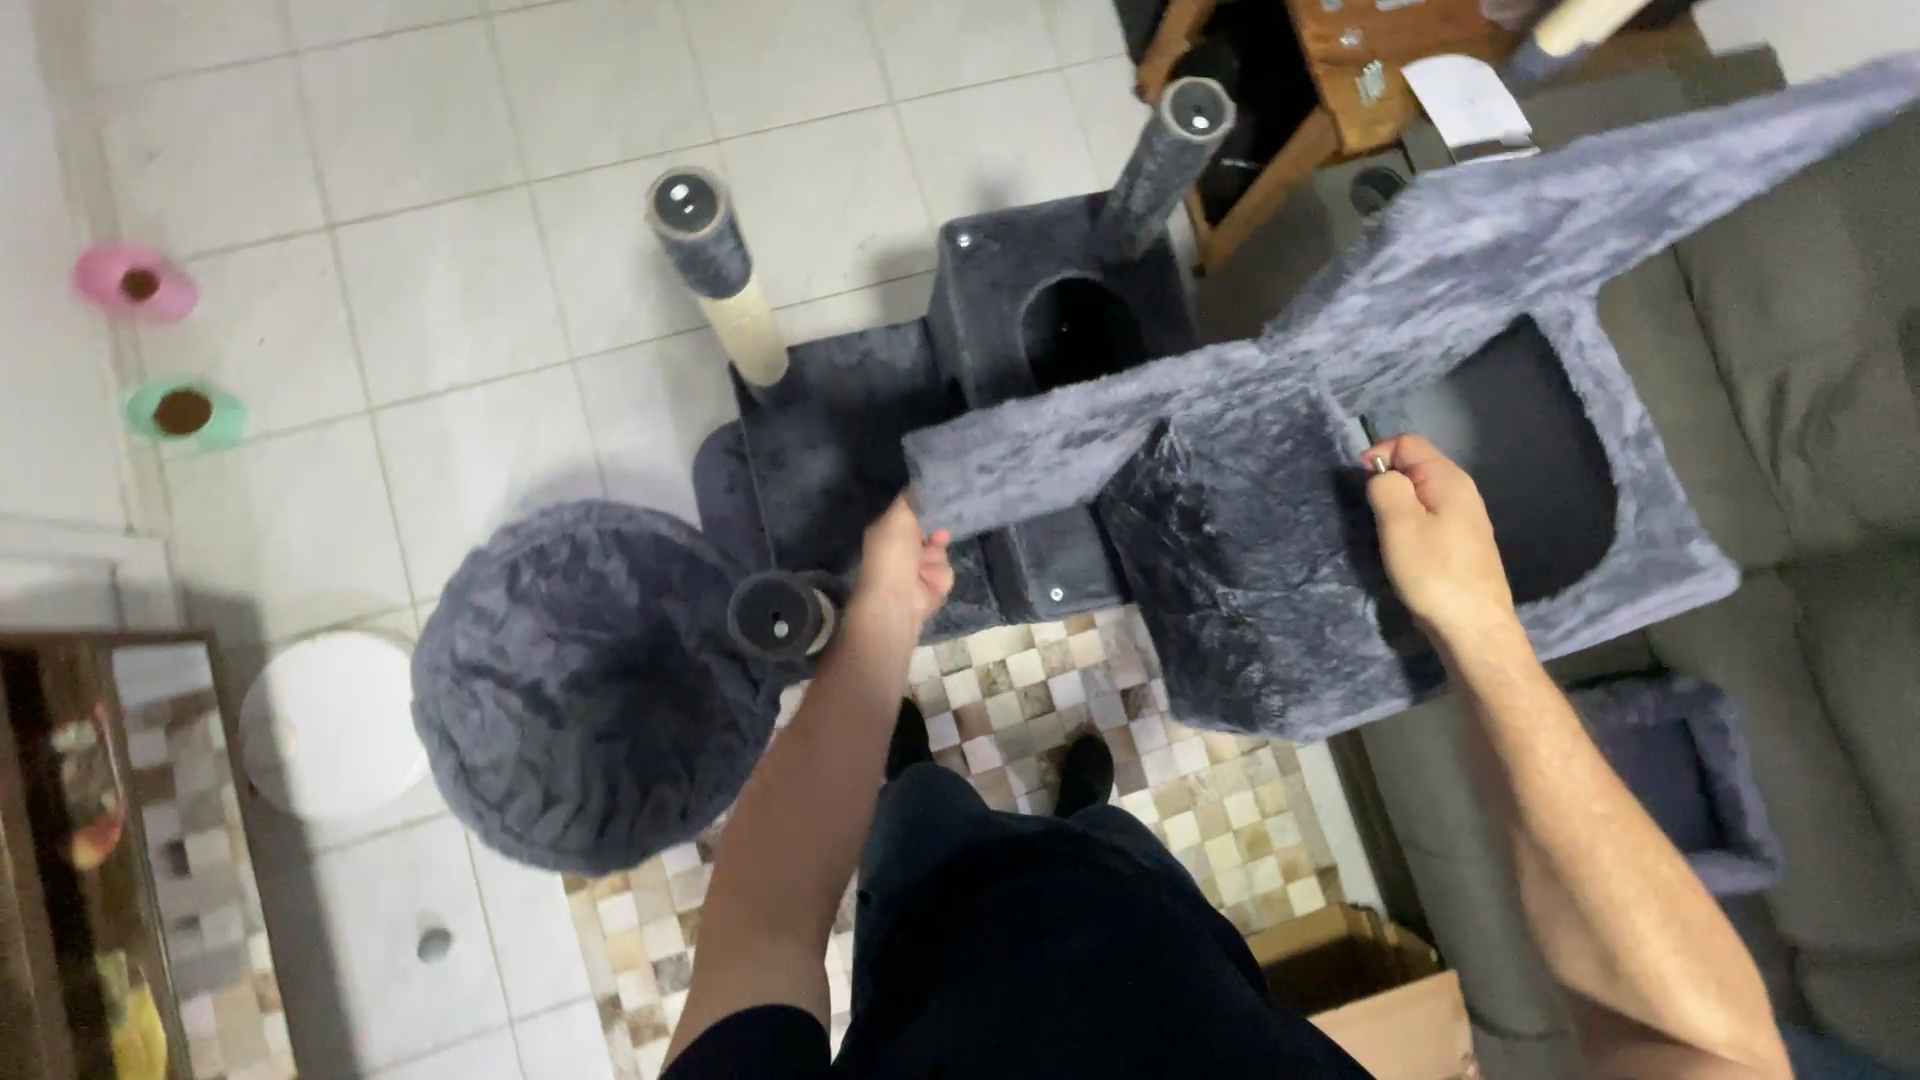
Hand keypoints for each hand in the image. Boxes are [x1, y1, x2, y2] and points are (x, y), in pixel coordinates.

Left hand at [851, 496, 953, 635]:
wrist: (899, 598)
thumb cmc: (893, 554)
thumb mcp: (897, 516)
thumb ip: (910, 499)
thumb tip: (920, 483)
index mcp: (888, 531)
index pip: (911, 511)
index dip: (925, 505)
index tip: (940, 497)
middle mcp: (903, 548)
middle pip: (931, 528)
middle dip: (936, 528)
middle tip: (939, 531)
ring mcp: (919, 567)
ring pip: (941, 548)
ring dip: (936, 553)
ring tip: (925, 562)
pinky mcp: (933, 583)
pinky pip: (945, 569)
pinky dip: (938, 573)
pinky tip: (928, 579)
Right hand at [1363, 435, 1518, 645]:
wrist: (1471, 625)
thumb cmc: (1433, 573)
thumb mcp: (1399, 525)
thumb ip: (1386, 487)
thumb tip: (1381, 474)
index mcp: (1449, 480)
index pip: (1408, 443)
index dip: (1379, 455)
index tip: (1362, 487)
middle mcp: (1461, 491)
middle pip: (1414, 465)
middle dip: (1386, 482)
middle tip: (1373, 516)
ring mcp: (1464, 516)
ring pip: (1419, 492)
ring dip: (1395, 506)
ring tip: (1386, 535)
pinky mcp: (1460, 539)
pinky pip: (1427, 515)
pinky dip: (1408, 523)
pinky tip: (1404, 549)